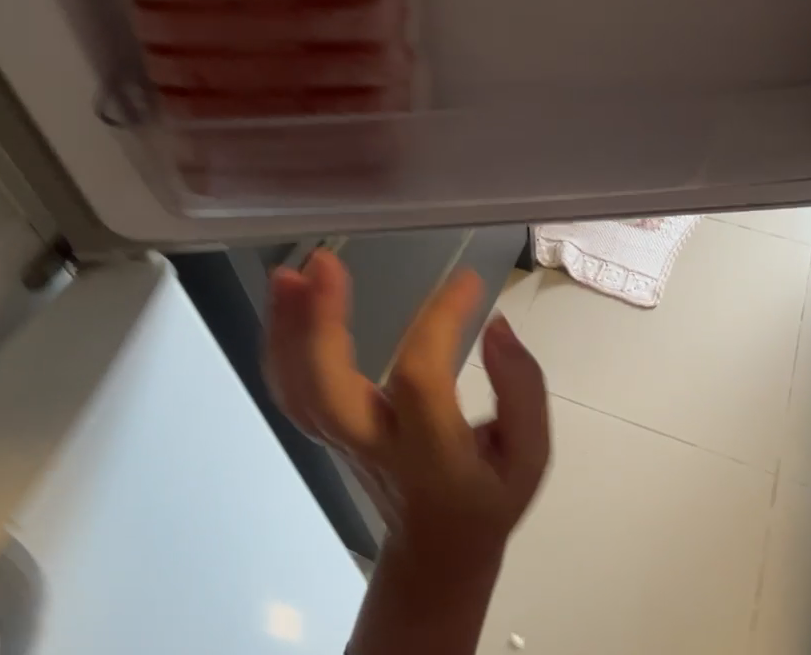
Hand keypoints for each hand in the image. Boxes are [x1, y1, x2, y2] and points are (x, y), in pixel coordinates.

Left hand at [265, 248, 550, 579]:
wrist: (438, 548)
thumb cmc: (488, 495)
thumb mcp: (531, 455)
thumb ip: (522, 389)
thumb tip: (495, 326)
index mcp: (431, 455)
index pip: (420, 379)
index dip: (439, 321)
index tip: (469, 280)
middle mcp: (374, 446)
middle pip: (327, 392)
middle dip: (319, 324)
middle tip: (325, 263)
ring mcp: (341, 440)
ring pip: (298, 391)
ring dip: (286, 328)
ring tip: (290, 272)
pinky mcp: (326, 431)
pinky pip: (291, 392)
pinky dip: (279, 345)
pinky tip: (286, 300)